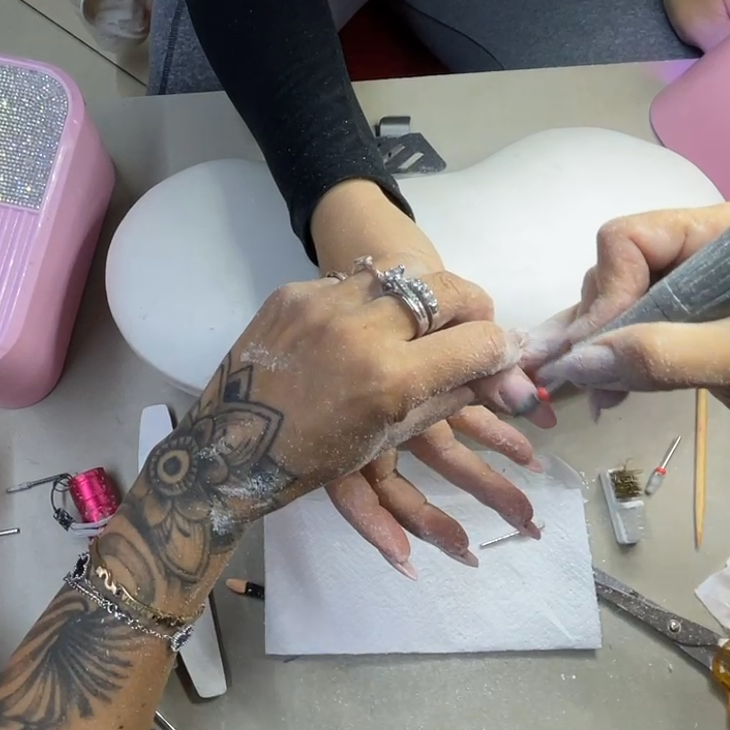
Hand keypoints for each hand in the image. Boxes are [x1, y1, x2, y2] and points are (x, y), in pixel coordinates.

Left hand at [308, 182, 545, 574]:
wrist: (224, 443)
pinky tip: (364, 320)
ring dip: (422, 293)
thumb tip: (495, 373)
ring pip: (400, 272)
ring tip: (423, 315)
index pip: (476, 343)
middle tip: (474, 323)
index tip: (505, 351)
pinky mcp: (292, 293)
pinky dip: (369, 299)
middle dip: (473, 305)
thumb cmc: (308, 457)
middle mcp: (362, 330)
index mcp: (390, 380)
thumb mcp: (382, 437)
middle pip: (447, 289)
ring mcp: (323, 303)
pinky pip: (350, 282)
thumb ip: (443, 398)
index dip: (502, 347)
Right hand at [522, 203, 729, 457]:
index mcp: (726, 231)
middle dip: (596, 325)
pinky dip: (608, 360)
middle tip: (584, 377)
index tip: (598, 347)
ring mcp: (692, 289)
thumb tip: (575, 364)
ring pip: (614, 304)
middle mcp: (701, 251)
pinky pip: (628, 331)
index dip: (607, 290)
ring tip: (588, 392)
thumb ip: (662, 355)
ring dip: (595, 348)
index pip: (629, 240)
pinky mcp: (687, 324)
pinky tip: (600, 391)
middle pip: (614, 272)